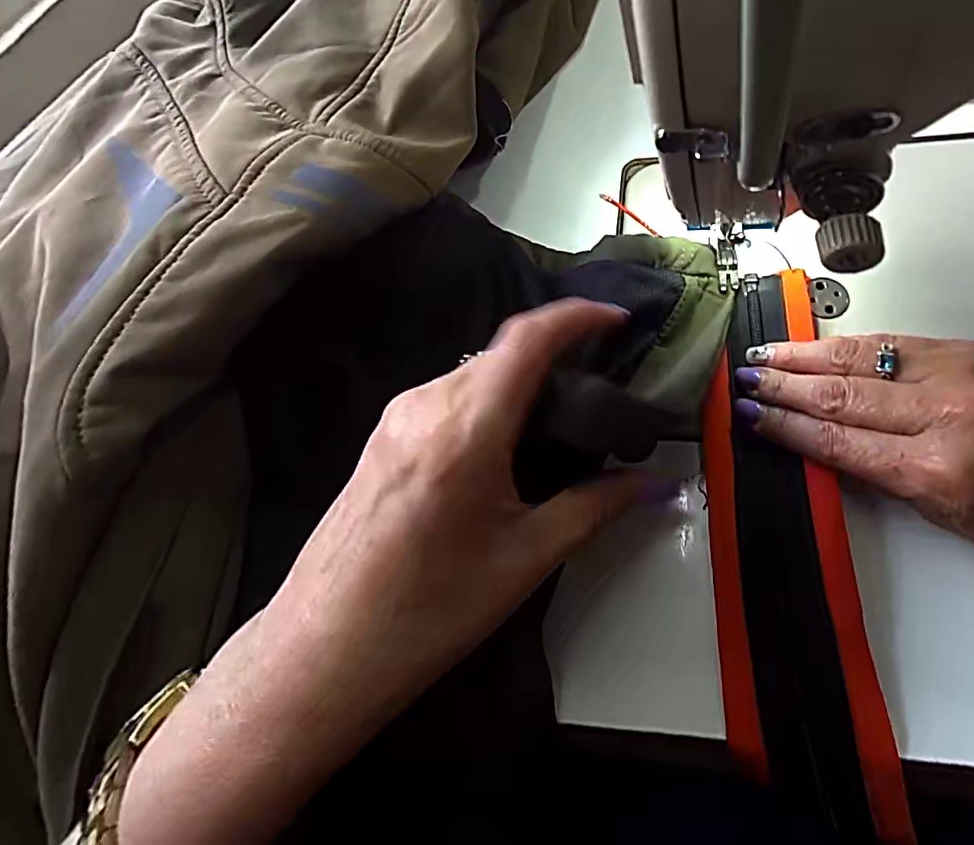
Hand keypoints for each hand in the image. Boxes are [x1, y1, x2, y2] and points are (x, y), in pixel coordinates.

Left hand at [119, 299, 658, 844]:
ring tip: (565, 414)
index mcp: (466, 428)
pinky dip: (495, 395)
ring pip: (478, 369)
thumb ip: (598, 506)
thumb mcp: (527, 557)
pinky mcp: (384, 435)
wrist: (315, 658)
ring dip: (526, 375)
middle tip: (602, 383)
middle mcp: (426, 405)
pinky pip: (453, 392)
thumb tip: (658, 486)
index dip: (578, 316)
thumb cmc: (428, 611)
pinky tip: (512, 438)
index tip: (618, 320)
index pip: (527, 339)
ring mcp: (398, 417)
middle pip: (505, 350)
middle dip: (559, 350)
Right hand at [735, 335, 973, 577]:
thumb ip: (896, 479)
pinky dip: (854, 344)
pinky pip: (898, 345)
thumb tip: (839, 451)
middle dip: (785, 386)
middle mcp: (947, 414)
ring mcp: (962, 372)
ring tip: (767, 354)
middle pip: (843, 394)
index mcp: (942, 472)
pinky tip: (826, 344)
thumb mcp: (965, 522)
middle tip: (743, 378)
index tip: (751, 417)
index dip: (788, 429)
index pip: (841, 442)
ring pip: (864, 359)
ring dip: (809, 356)